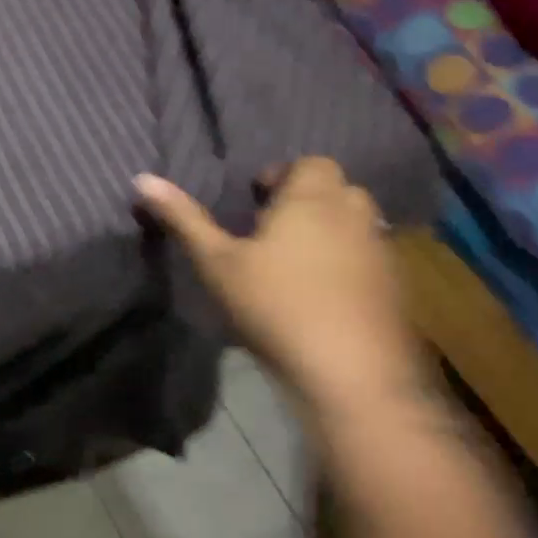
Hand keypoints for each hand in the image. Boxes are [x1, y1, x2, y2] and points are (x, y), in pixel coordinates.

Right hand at [135, 158, 421, 415]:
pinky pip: (368, 257)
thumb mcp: (215, 260)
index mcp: (313, 202)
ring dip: (327, 230)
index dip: (283, 174)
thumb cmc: (274, 304)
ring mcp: (382, 255)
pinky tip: (317, 291)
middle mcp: (356, 219)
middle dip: (306, 199)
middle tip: (268, 226)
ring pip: (356, 224)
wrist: (352, 375)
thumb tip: (141, 178)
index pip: (313, 163)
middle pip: (338, 190)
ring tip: (289, 258)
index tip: (254, 200)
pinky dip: (345, 261)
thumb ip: (183, 217)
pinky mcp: (395, 289)